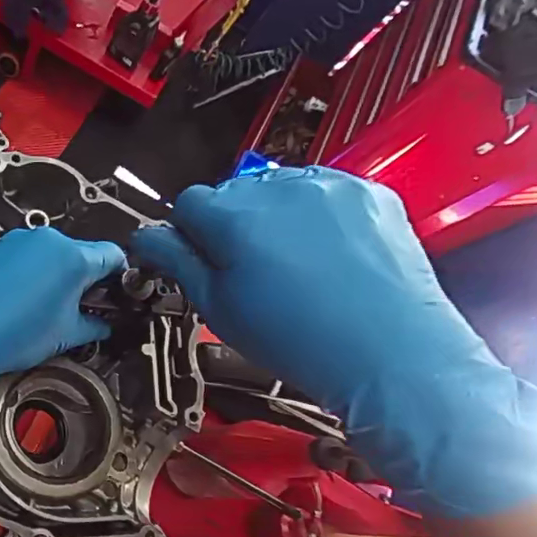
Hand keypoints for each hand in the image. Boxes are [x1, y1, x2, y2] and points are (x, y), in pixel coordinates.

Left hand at [0, 227, 126, 403]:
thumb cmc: (9, 334)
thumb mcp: (66, 335)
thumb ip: (96, 324)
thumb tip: (103, 323)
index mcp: (73, 258)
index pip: (114, 256)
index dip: (120, 279)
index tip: (116, 295)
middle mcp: (50, 241)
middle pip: (86, 253)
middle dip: (89, 279)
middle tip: (86, 307)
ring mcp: (23, 241)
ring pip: (58, 253)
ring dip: (62, 275)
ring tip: (53, 306)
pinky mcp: (4, 248)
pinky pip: (33, 255)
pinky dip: (39, 272)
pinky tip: (32, 298)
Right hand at [130, 166, 536, 516]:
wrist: (387, 351)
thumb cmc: (294, 338)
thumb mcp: (218, 308)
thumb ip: (177, 262)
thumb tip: (148, 236)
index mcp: (233, 216)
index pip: (185, 203)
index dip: (186, 234)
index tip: (196, 261)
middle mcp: (278, 187)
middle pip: (230, 192)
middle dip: (227, 224)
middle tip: (244, 271)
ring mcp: (328, 185)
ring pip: (275, 189)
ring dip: (269, 216)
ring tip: (287, 265)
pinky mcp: (368, 191)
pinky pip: (321, 192)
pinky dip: (311, 215)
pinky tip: (322, 256)